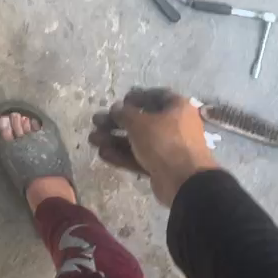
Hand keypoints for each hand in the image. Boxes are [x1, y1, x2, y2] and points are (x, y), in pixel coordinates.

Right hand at [90, 87, 219, 205]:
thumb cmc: (164, 141)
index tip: (120, 101)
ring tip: (92, 139)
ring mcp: (168, 148)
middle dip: (117, 122)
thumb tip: (116, 108)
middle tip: (96, 122)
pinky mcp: (161, 166)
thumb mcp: (140, 123)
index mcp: (177, 108)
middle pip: (141, 120)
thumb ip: (124, 113)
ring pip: (137, 140)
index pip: (156, 96)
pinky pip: (139, 156)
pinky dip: (122, 155)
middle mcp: (174, 125)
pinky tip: (103, 154)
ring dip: (114, 139)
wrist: (184, 181)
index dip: (136, 97)